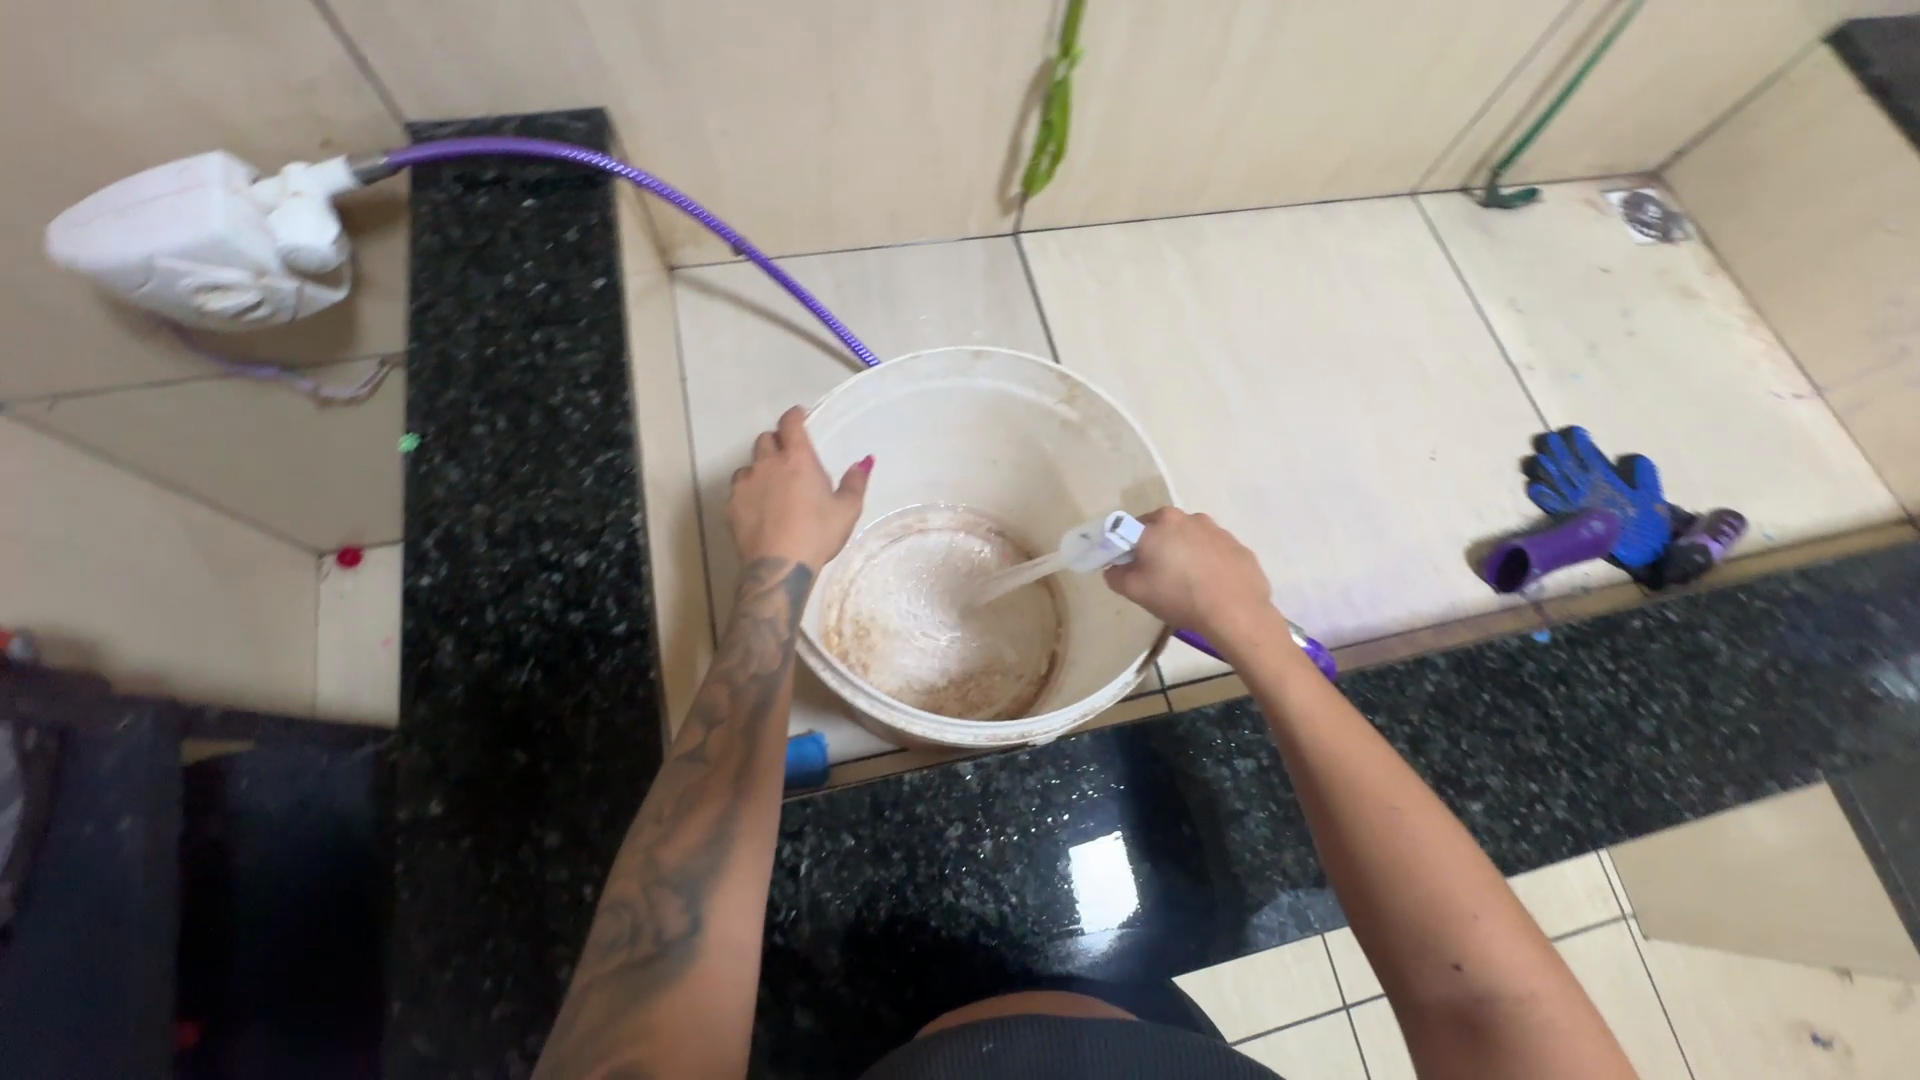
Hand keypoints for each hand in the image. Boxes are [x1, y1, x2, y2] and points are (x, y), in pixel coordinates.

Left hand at [726, 406, 870, 570]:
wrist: (780, 566)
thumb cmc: (818, 534)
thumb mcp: (847, 510)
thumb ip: (855, 482)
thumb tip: (864, 462)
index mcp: (797, 459)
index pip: (790, 423)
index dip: (794, 416)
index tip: (799, 416)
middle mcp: (767, 464)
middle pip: (765, 440)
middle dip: (776, 442)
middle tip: (788, 457)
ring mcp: (745, 485)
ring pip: (748, 466)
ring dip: (759, 470)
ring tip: (771, 487)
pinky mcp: (731, 506)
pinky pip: (738, 492)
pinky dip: (748, 495)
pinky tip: (758, 511)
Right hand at [1103, 507, 1278, 645]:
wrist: (1236, 612)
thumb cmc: (1179, 596)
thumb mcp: (1134, 591)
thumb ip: (1115, 575)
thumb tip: (1115, 567)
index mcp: (1160, 523)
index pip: (1130, 529)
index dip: (1126, 548)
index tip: (1131, 568)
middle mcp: (1188, 518)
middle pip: (1162, 531)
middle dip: (1157, 549)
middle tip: (1157, 578)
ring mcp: (1217, 530)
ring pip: (1190, 540)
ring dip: (1184, 555)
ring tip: (1188, 585)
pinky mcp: (1238, 547)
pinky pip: (1214, 552)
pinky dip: (1208, 564)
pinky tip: (1210, 587)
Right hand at [1524, 426, 1669, 568]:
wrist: (1646, 552)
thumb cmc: (1650, 524)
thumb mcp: (1652, 496)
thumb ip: (1645, 477)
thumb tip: (1633, 456)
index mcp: (1608, 482)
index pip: (1591, 459)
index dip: (1583, 446)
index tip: (1575, 431)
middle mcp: (1589, 490)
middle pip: (1570, 468)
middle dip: (1560, 453)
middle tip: (1548, 439)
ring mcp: (1579, 503)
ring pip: (1559, 483)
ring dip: (1549, 472)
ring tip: (1539, 459)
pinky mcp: (1571, 518)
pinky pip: (1554, 507)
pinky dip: (1544, 498)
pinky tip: (1534, 488)